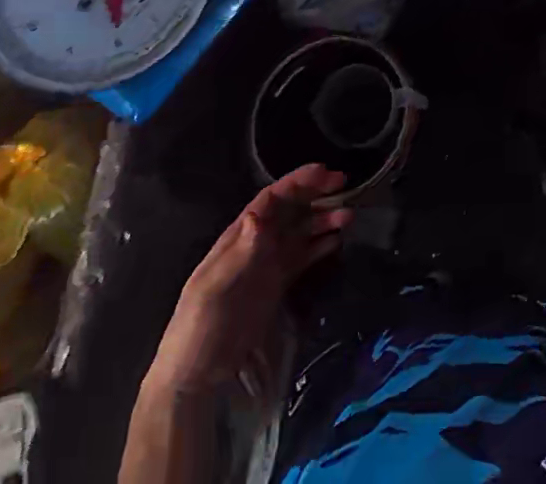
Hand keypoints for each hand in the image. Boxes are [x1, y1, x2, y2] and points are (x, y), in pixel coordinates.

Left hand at [149, 165, 352, 393]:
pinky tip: (338, 240)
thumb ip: (239, 254)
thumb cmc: (199, 328)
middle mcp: (255, 245)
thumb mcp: (214, 289)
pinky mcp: (277, 285)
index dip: (296, 182)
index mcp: (237, 239)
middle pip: (288, 209)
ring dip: (323, 218)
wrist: (197, 374)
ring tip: (349, 215)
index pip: (270, 200)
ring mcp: (267, 265)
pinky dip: (320, 245)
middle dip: (314, 193)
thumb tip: (258, 216)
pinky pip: (303, 256)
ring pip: (300, 230)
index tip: (323, 171)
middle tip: (344, 183)